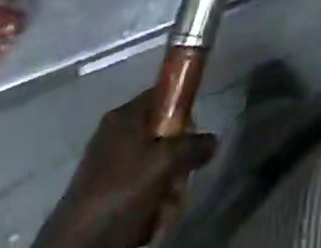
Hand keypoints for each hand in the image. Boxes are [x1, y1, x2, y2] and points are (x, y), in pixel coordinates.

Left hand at [32, 89, 216, 247]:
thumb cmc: (120, 193)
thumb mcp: (164, 164)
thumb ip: (193, 146)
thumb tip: (213, 140)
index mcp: (124, 117)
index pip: (163, 95)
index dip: (183, 110)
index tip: (195, 133)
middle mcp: (117, 136)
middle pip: (164, 137)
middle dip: (178, 164)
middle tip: (178, 183)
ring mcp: (110, 167)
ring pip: (157, 169)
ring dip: (168, 191)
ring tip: (164, 210)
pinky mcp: (108, 196)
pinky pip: (143, 192)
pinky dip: (152, 207)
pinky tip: (152, 224)